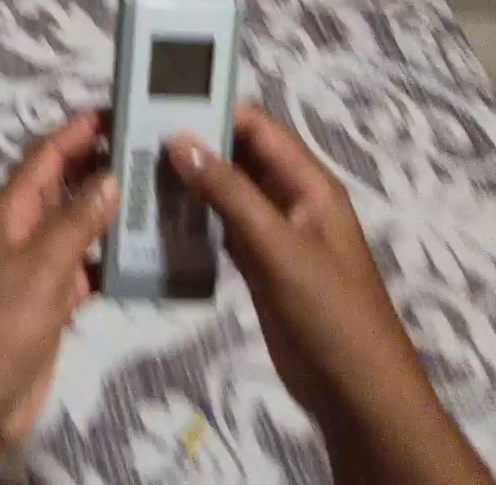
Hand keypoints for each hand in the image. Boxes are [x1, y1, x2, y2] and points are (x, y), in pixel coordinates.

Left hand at [0, 111, 118, 445]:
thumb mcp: (40, 269)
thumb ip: (76, 223)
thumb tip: (112, 177)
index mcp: (10, 210)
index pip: (46, 156)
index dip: (78, 131)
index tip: (119, 111)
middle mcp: (24, 229)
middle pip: (64, 185)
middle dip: (100, 164)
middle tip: (151, 150)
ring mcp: (39, 265)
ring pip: (79, 224)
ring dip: (110, 210)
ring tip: (158, 193)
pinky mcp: (54, 299)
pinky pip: (87, 264)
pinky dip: (112, 256)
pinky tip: (146, 253)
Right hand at [166, 107, 494, 484]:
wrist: (356, 393)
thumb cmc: (329, 310)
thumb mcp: (278, 247)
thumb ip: (229, 193)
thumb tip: (179, 140)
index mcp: (308, 183)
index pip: (258, 128)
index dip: (215, 109)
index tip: (162, 102)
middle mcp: (289, 197)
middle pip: (238, 153)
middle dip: (195, 141)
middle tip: (139, 132)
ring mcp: (272, 229)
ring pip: (225, 188)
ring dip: (190, 177)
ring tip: (139, 165)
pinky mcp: (257, 259)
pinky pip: (220, 222)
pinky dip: (193, 213)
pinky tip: (158, 210)